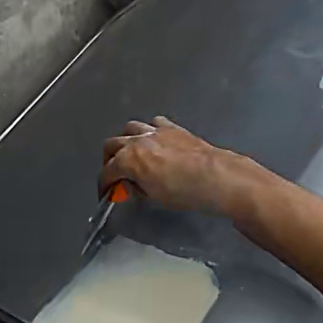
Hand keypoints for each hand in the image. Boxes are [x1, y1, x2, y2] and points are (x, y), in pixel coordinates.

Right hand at [100, 117, 264, 216]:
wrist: (219, 178)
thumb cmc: (185, 192)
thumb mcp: (154, 198)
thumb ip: (136, 189)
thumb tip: (129, 186)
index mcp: (128, 160)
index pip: (107, 172)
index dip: (104, 184)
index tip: (106, 193)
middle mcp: (136, 141)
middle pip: (111, 146)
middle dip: (109, 160)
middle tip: (115, 173)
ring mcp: (154, 131)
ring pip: (129, 129)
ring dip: (126, 141)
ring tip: (131, 153)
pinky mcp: (172, 128)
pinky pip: (153, 124)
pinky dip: (150, 131)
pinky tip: (155, 141)